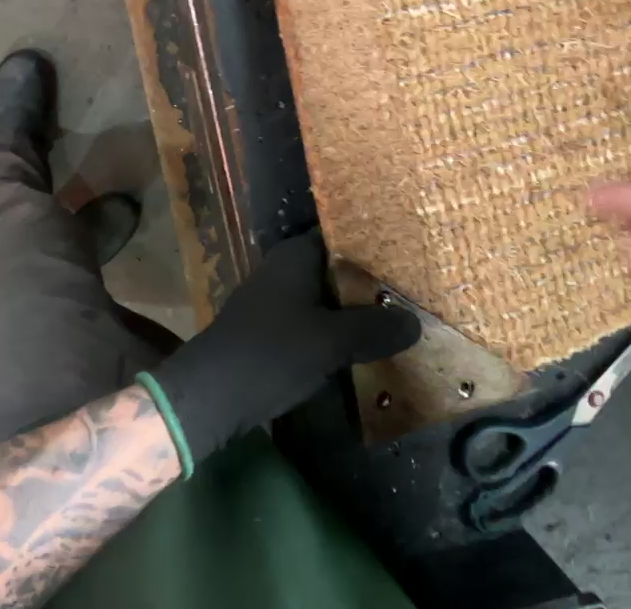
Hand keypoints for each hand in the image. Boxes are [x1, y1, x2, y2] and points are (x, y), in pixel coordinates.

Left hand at [146, 230, 420, 465]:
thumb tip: (415, 321)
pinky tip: (367, 346)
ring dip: (356, 309)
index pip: (342, 235)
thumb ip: (374, 327)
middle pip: (337, 268)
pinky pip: (314, 322)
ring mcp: (276, 301)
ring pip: (327, 298)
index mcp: (295, 256)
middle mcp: (284, 270)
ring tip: (404, 317)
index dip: (376, 242)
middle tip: (419, 288)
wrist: (211, 395)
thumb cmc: (271, 353)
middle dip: (372, 280)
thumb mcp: (331, 340)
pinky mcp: (272, 332)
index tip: (413, 250)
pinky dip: (338, 330)